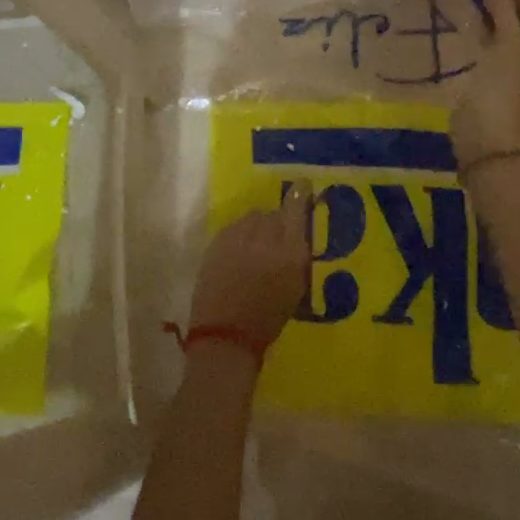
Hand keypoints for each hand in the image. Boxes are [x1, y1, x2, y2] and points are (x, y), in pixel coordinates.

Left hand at [189, 181, 313, 345]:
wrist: (226, 335)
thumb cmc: (268, 320)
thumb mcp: (296, 288)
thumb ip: (297, 257)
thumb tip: (296, 236)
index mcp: (292, 252)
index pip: (296, 209)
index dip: (299, 193)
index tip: (302, 185)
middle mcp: (267, 238)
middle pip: (274, 213)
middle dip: (277, 222)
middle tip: (276, 240)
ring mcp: (239, 237)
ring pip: (252, 217)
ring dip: (257, 227)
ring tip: (255, 247)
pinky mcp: (217, 242)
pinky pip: (234, 227)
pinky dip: (239, 235)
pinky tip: (238, 253)